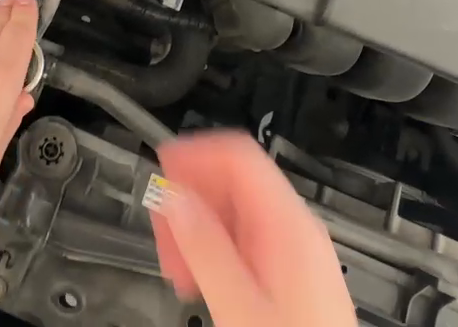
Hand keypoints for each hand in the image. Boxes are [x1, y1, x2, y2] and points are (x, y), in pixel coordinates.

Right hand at [151, 132, 355, 326]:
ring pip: (236, 210)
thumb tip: (175, 197)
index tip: (162, 165)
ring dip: (199, 225)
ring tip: (175, 260)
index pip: (239, 155)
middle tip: (161, 223)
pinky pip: (245, 239)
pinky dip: (216, 248)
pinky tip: (200, 276)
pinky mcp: (291, 274)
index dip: (197, 152)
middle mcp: (296, 228)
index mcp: (289, 224)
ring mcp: (296, 251)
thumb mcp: (239, 304)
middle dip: (192, 196)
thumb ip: (204, 246)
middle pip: (235, 180)